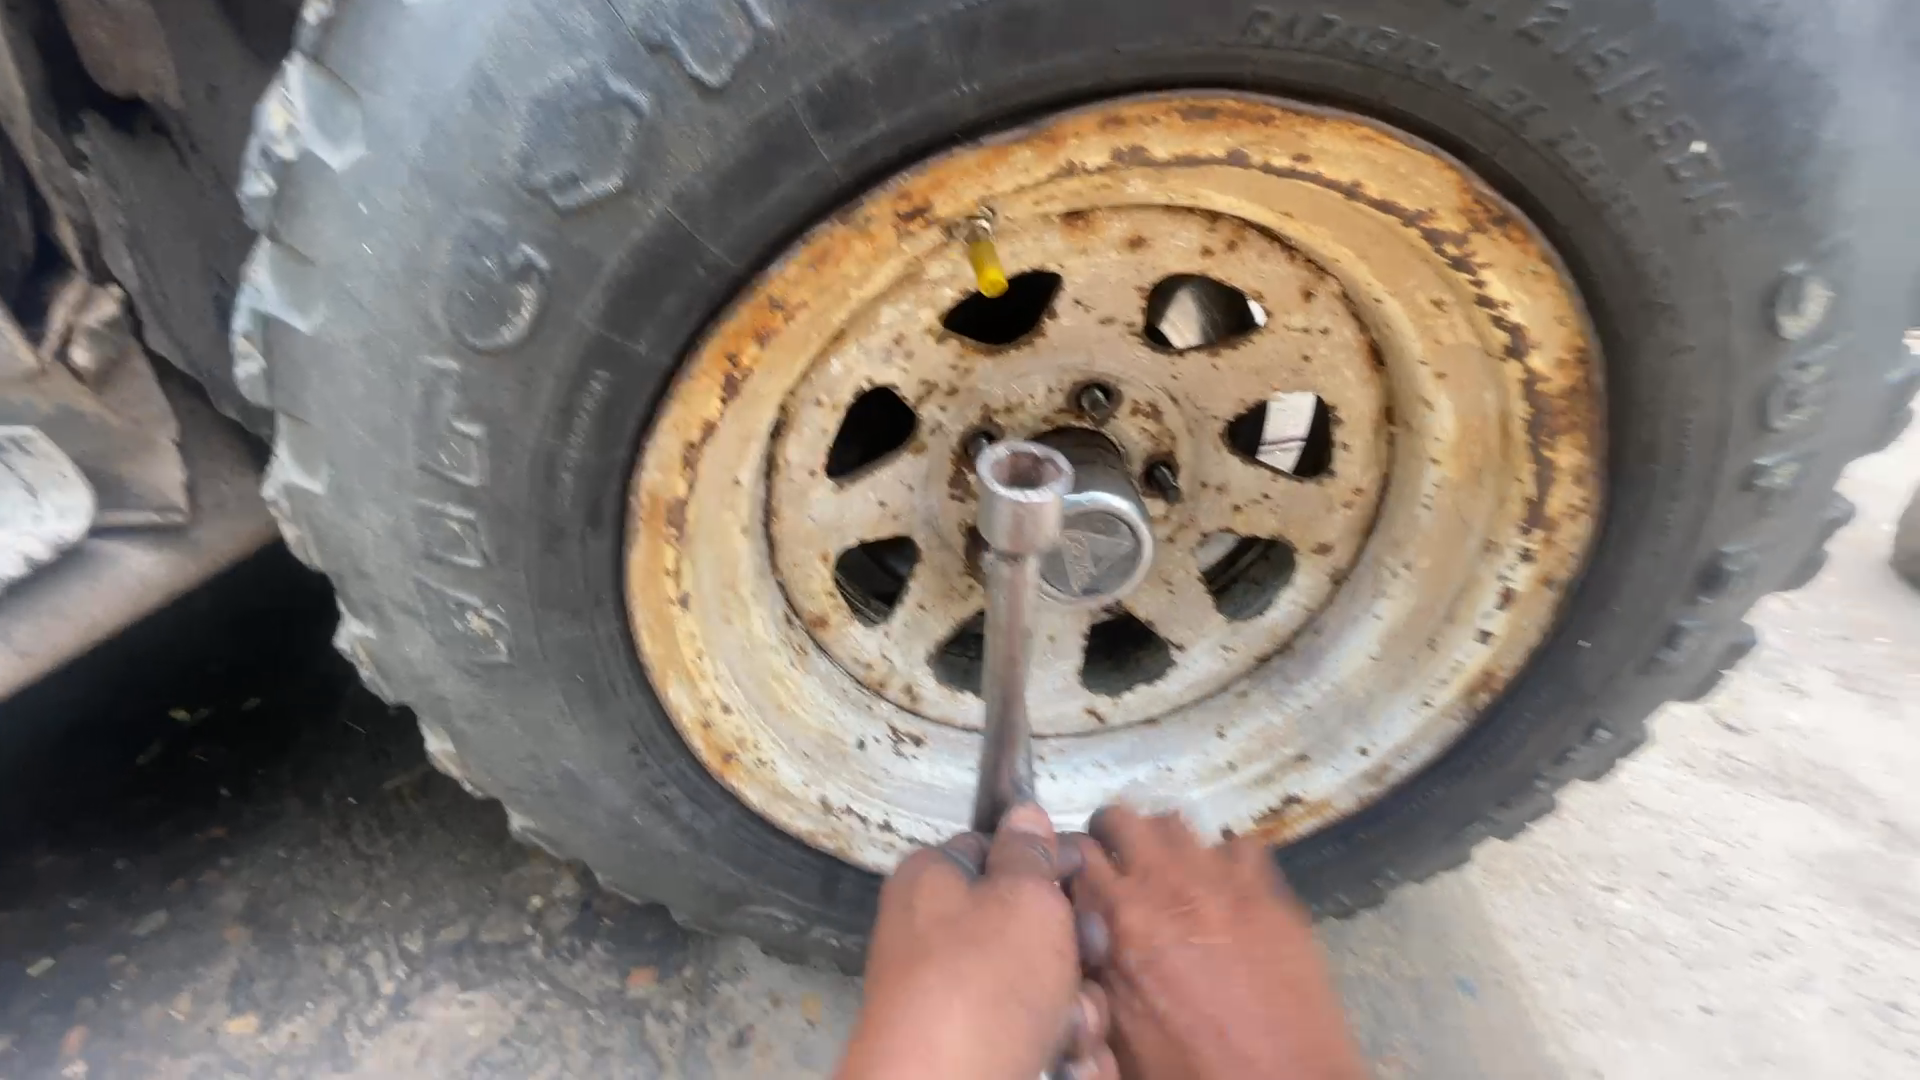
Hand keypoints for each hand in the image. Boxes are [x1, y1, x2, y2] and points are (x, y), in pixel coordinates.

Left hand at [838, 803, 1116, 1079]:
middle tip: (1088, 958)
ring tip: (1072, 1029)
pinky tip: (1071, 1065)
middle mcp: (940, 935)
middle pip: (1029, 923)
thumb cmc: (984, 981)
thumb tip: (1023, 810)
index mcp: (935, 881)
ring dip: (1077, 1008)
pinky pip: (1041, 1036)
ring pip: (1045, 986)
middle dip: (1072, 946)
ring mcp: (960, 1000)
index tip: (1084, 872)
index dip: (1045, 858)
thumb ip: (1030, 851)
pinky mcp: (982, 1053)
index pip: (995, 848)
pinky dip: (1066, 1052)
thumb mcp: (1020, 895)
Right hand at [1070, 805, 1366, 1079]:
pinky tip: (1225, 886)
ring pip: (1176, 822)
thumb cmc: (1190, 1073)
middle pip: (1123, 818)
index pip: (1077, 852)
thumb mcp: (1115, 1030)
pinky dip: (1225, 859)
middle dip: (1112, 832)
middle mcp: (1162, 885)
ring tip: (1169, 867)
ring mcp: (1219, 881)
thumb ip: (1091, 966)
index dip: (1073, 859)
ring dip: (1163, 840)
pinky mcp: (1267, 891)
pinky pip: (1239, 845)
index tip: (1078, 872)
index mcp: (1118, 920)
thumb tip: (1079, 930)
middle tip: (1118, 856)